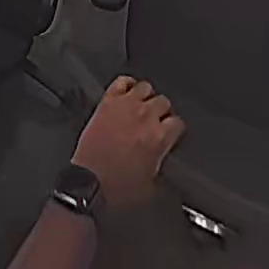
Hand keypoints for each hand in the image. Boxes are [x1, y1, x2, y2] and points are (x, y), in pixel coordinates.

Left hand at [70, 76, 185, 207]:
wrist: (90, 182)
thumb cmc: (119, 187)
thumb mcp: (151, 183)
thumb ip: (161, 161)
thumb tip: (161, 155)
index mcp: (159, 138)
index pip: (178, 122)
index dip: (175, 128)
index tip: (171, 132)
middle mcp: (145, 116)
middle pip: (163, 101)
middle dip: (162, 111)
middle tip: (156, 120)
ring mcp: (125, 105)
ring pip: (145, 87)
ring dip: (146, 96)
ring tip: (142, 105)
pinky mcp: (108, 100)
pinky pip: (122, 81)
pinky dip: (127, 84)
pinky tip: (127, 91)